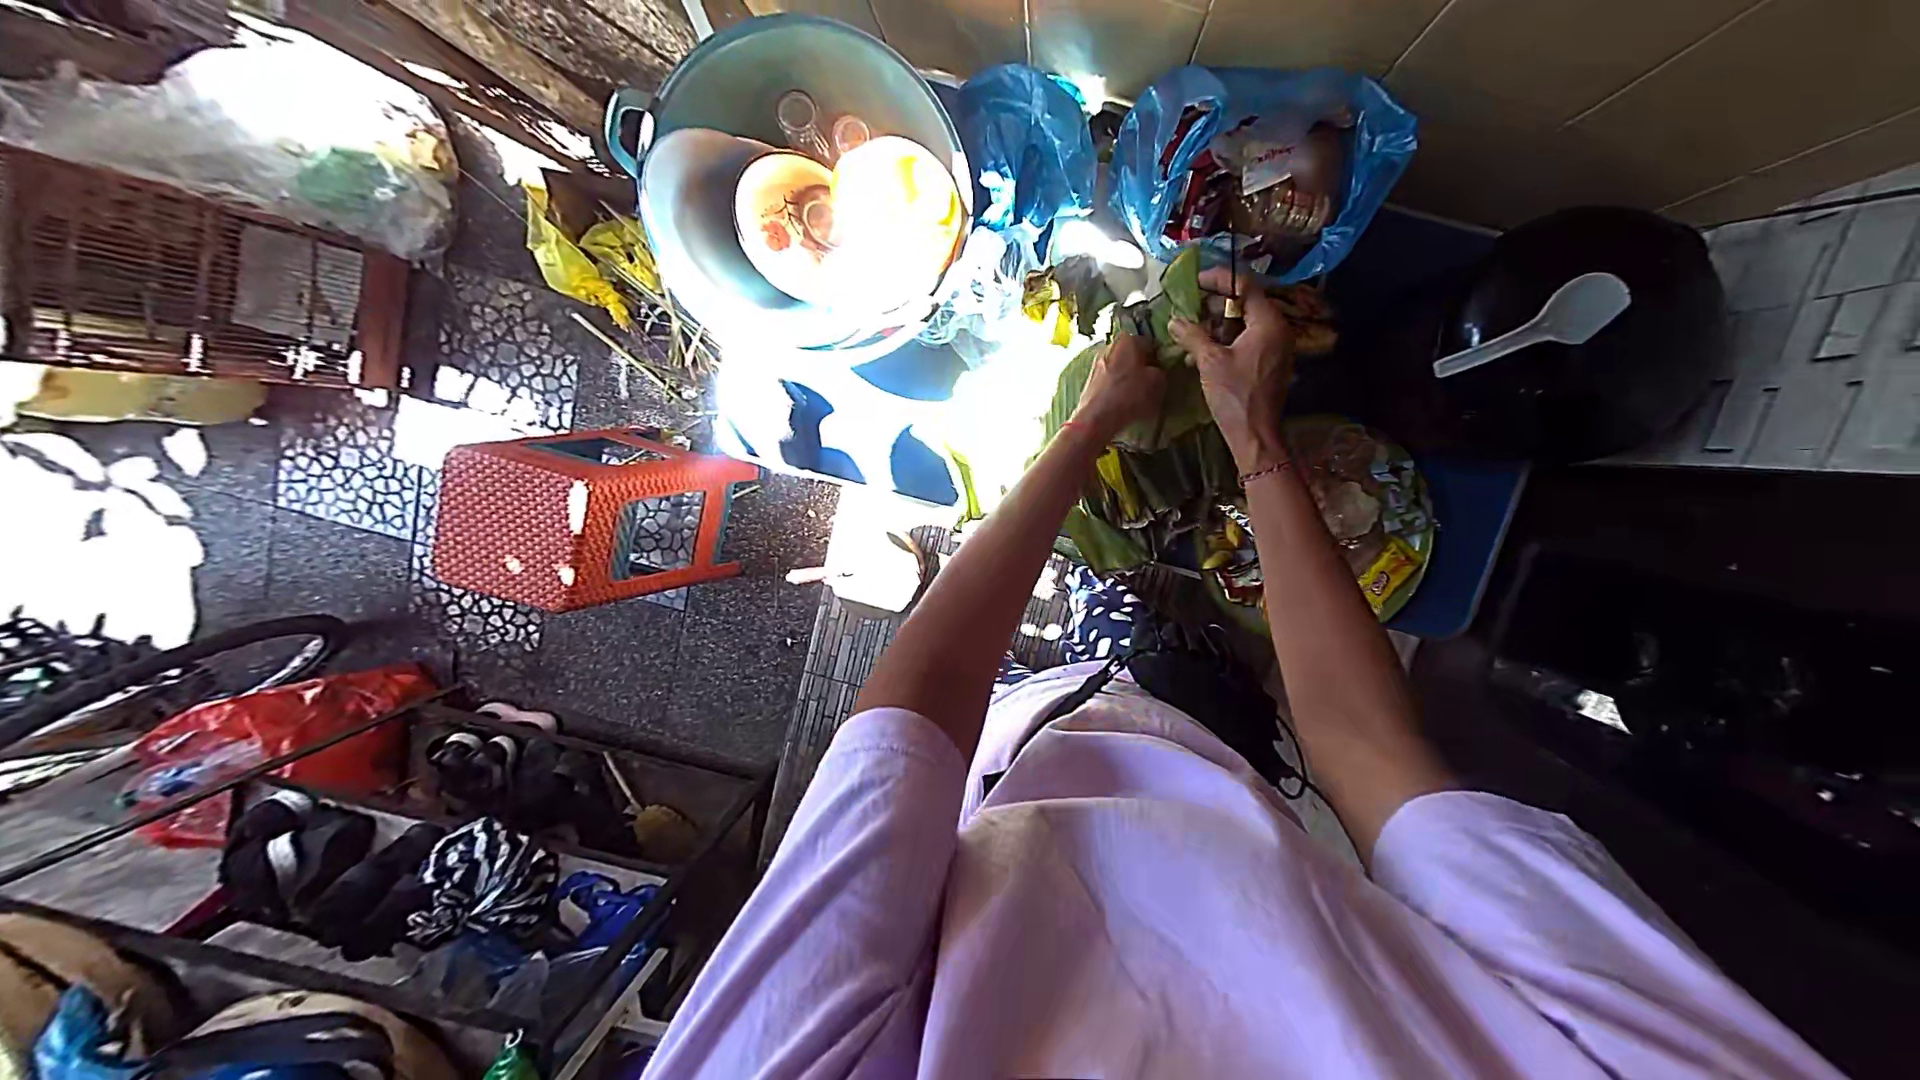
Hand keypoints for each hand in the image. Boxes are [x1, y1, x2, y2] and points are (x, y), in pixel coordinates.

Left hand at [1070, 331, 1164, 440]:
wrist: (1096, 419)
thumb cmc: (1129, 396)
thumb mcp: (1158, 382)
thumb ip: (1160, 371)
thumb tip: (1156, 371)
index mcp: (1127, 340)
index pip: (1149, 343)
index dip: (1158, 357)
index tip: (1161, 371)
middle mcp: (1108, 346)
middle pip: (1131, 354)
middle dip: (1141, 366)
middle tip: (1150, 383)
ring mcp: (1095, 363)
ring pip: (1119, 368)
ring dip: (1127, 378)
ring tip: (1135, 395)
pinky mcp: (1088, 381)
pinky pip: (1108, 381)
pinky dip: (1115, 388)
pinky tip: (1121, 402)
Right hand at [1169, 268, 1293, 472]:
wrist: (1254, 434)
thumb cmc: (1235, 395)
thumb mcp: (1209, 361)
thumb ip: (1192, 335)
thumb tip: (1174, 320)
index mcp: (1268, 323)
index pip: (1246, 286)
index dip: (1220, 279)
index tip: (1197, 281)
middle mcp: (1277, 330)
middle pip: (1246, 304)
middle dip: (1216, 305)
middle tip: (1189, 308)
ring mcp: (1275, 347)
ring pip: (1244, 324)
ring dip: (1217, 325)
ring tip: (1191, 331)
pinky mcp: (1268, 363)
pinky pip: (1246, 341)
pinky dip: (1225, 340)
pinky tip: (1202, 350)